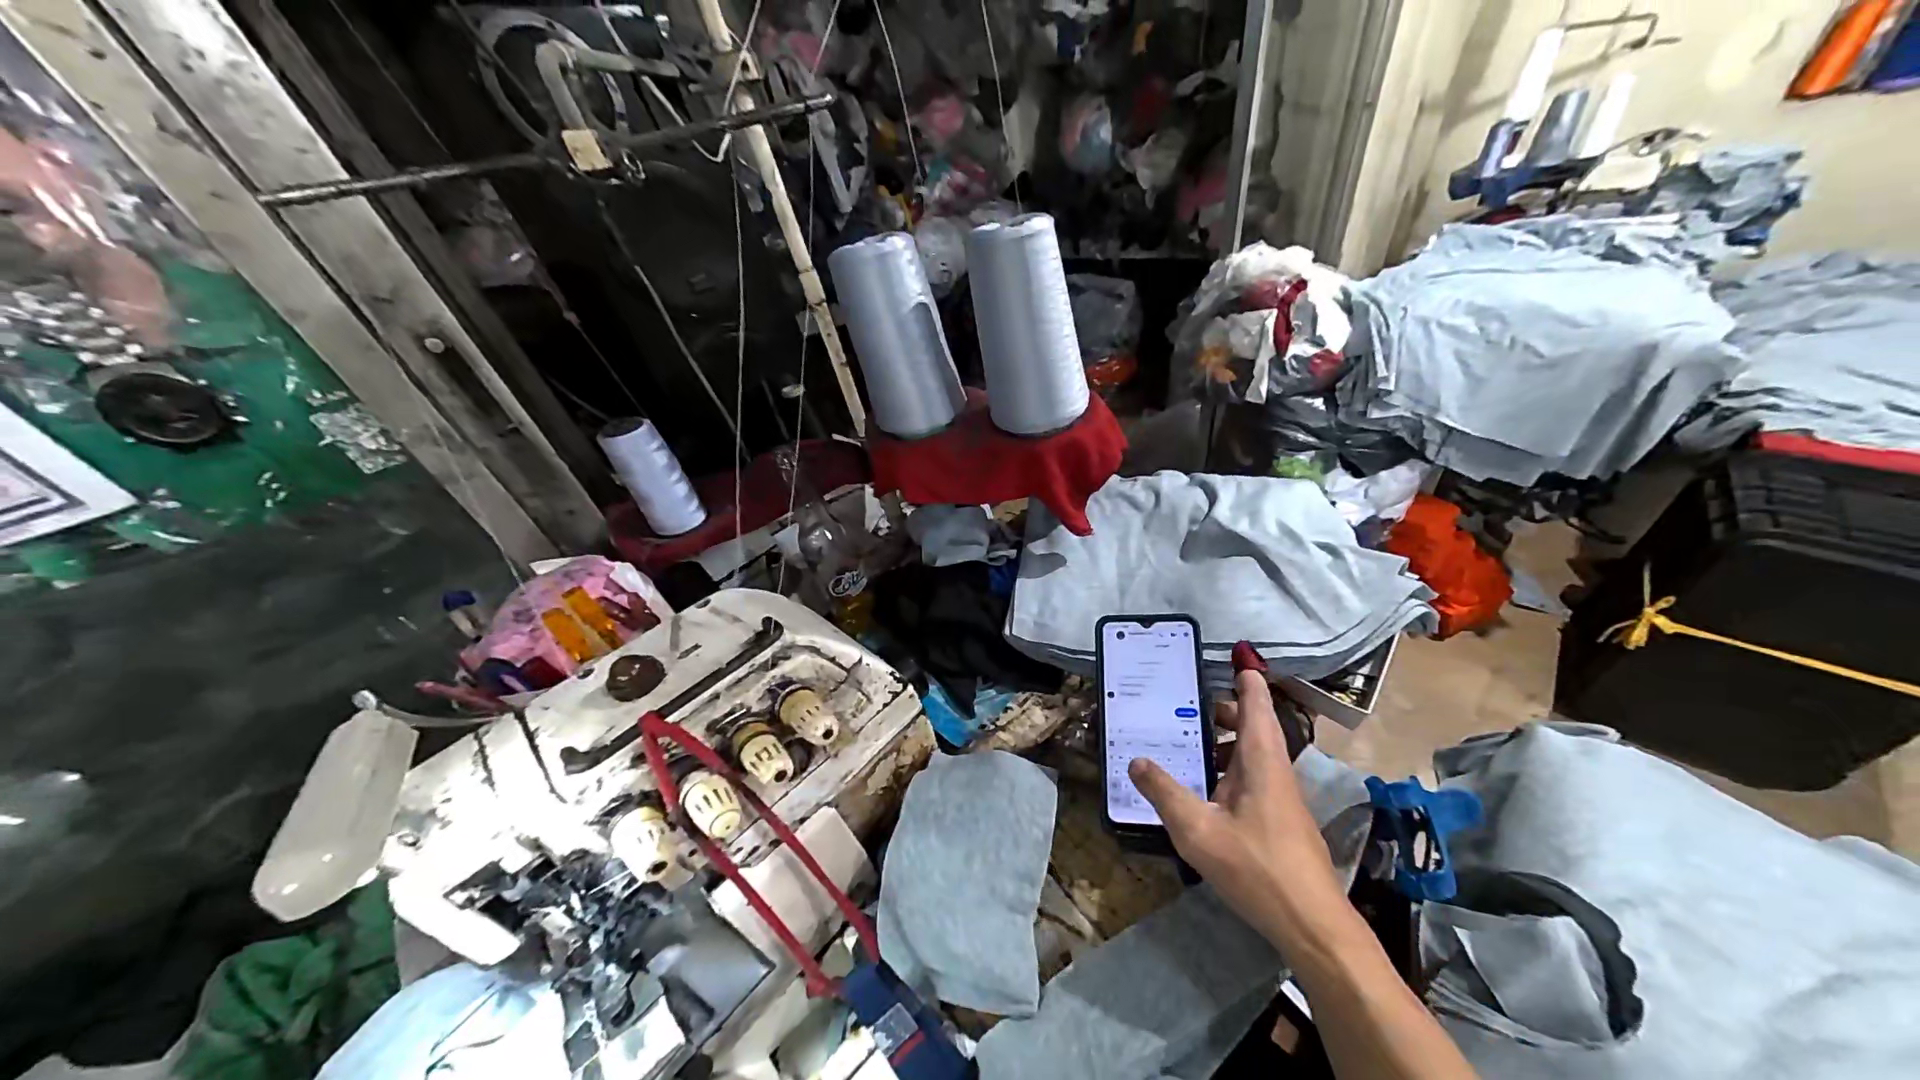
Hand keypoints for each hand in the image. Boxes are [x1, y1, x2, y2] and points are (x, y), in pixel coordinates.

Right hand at [1129, 669, 1350, 954]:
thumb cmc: (1257, 867)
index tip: (1229, 658)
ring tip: (1183, 747)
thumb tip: (1137, 760)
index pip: (1256, 702)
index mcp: (1261, 759)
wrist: (1312, 923)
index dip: (1245, 677)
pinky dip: (1225, 769)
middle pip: (1252, 725)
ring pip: (1250, 753)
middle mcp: (1274, 769)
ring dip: (1220, 743)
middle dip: (1220, 711)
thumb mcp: (1197, 830)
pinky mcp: (1278, 818)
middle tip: (1181, 709)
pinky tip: (1200, 791)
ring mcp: (1279, 795)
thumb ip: (1164, 792)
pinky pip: (1249, 777)